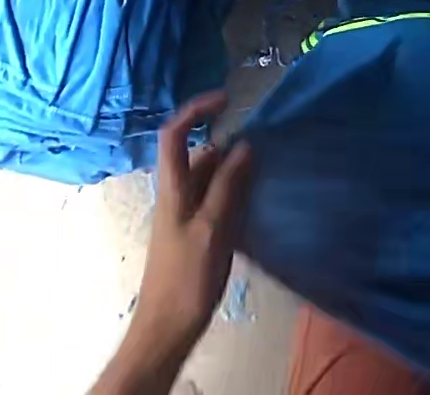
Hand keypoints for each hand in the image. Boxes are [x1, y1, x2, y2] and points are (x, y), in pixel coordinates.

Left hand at [92, 92, 253, 394]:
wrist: (165, 330)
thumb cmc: (185, 278)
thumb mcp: (212, 228)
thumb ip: (227, 185)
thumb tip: (244, 143)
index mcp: (173, 187)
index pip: (175, 133)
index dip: (196, 110)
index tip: (226, 99)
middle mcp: (176, 192)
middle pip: (198, 152)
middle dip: (227, 141)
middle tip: (261, 142)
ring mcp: (185, 211)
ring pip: (209, 175)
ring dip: (233, 167)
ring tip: (263, 168)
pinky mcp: (196, 229)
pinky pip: (215, 196)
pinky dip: (233, 189)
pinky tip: (254, 198)